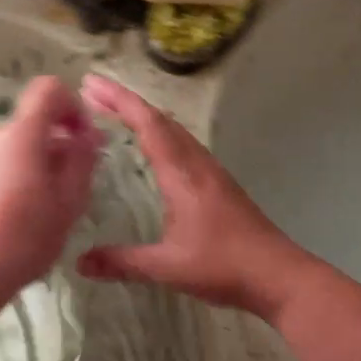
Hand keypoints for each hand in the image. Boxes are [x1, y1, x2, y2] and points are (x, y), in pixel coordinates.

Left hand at [0, 76, 101, 305]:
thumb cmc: (25, 236)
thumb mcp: (69, 201)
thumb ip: (82, 161)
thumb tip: (89, 136)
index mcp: (22, 134)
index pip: (49, 90)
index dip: (74, 106)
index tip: (87, 139)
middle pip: (34, 125)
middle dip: (61, 146)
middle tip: (78, 186)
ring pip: (18, 150)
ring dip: (41, 167)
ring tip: (52, 212)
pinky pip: (0, 169)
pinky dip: (19, 182)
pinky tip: (24, 223)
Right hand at [77, 75, 317, 316]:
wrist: (279, 276)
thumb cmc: (224, 267)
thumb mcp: (167, 267)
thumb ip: (122, 262)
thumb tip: (80, 263)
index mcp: (183, 175)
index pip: (149, 125)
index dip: (119, 101)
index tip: (92, 84)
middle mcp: (199, 166)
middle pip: (162, 122)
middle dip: (127, 104)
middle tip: (94, 96)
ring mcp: (214, 176)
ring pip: (177, 134)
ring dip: (147, 120)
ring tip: (118, 117)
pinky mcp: (222, 189)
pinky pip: (187, 150)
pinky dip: (163, 139)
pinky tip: (156, 156)